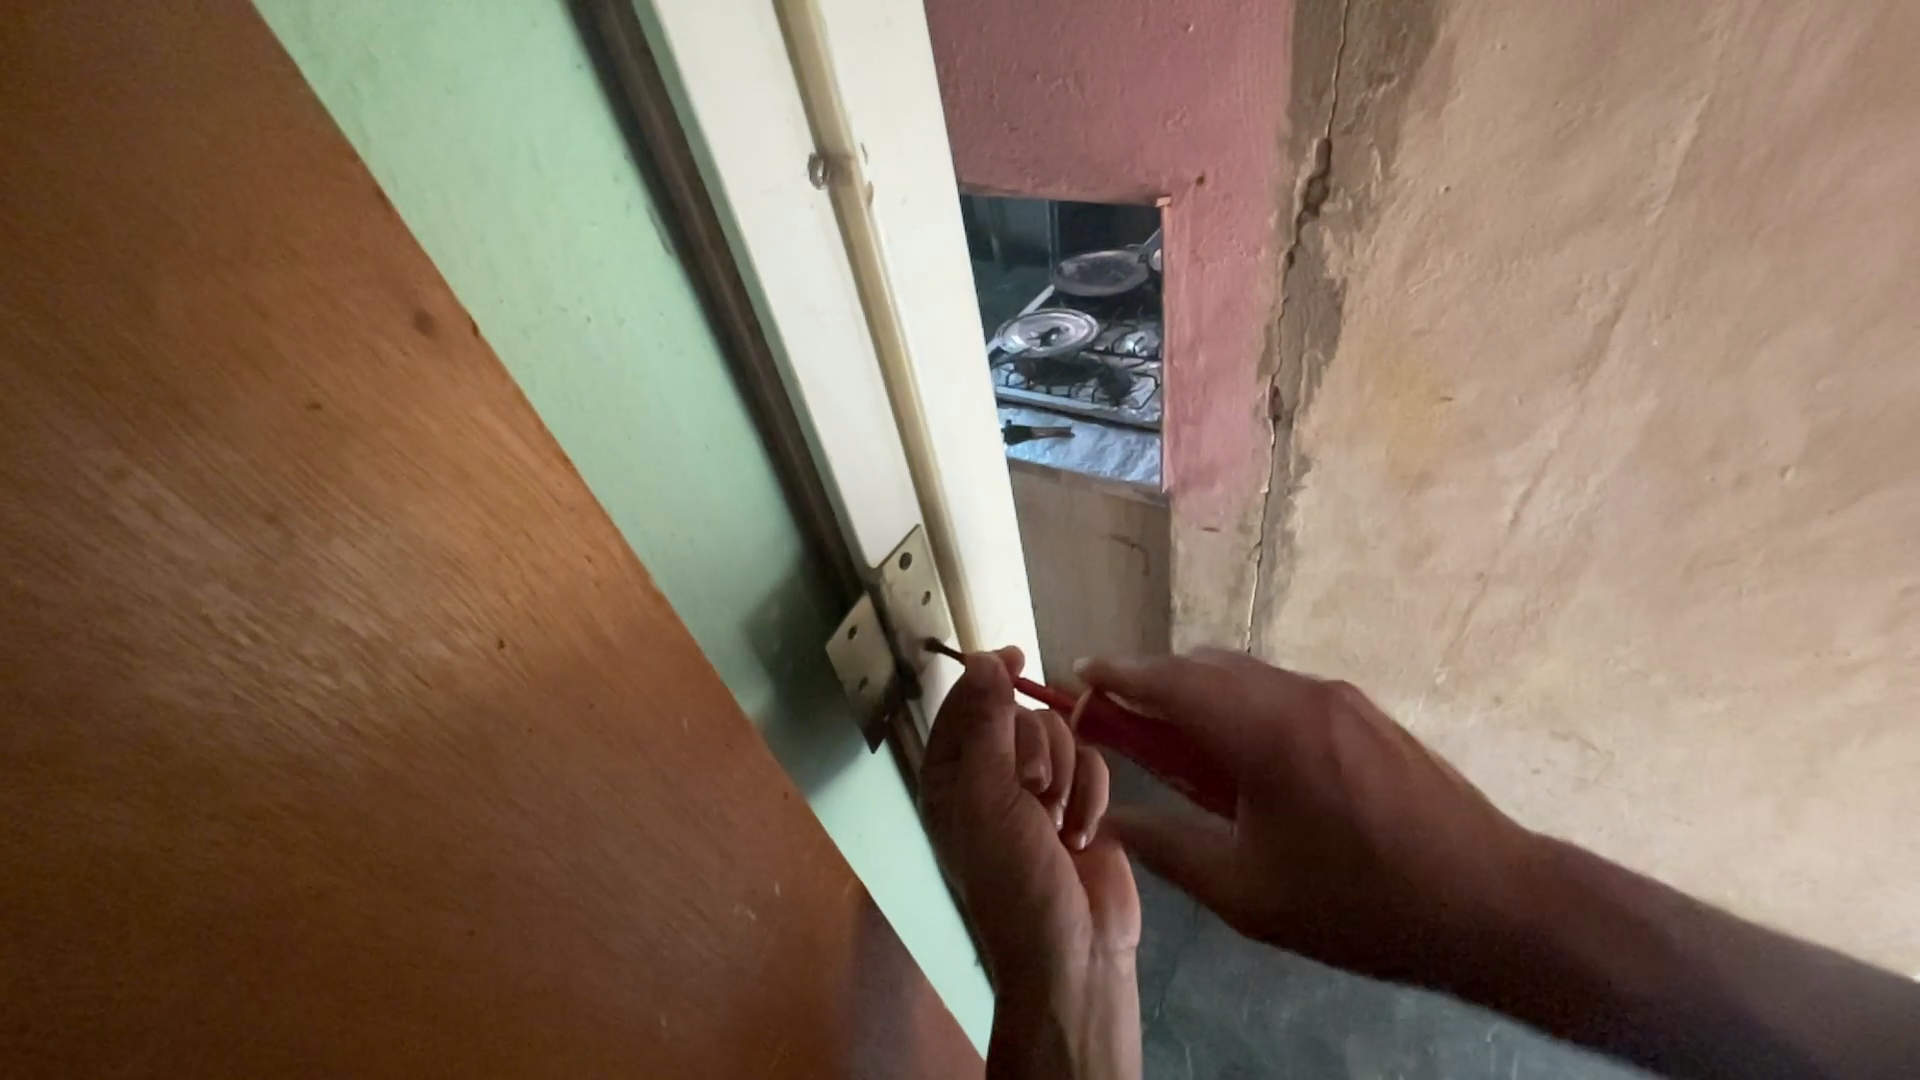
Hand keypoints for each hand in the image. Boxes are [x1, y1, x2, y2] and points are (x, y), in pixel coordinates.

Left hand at [920, 647, 1139, 1079]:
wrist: (1076, 953)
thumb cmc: (1016, 880)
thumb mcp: (990, 799)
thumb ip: (987, 725)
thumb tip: (980, 658)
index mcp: (953, 777)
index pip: (965, 706)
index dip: (986, 677)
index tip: (1014, 653)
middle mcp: (992, 777)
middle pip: (1021, 716)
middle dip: (1038, 749)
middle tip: (1036, 791)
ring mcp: (1040, 792)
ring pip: (1062, 736)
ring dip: (1067, 777)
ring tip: (1059, 824)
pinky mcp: (1081, 802)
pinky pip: (1093, 763)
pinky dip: (1092, 796)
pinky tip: (1085, 836)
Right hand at [1076, 648, 1538, 993]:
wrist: (1502, 905)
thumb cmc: (1363, 904)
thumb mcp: (1248, 893)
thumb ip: (1168, 848)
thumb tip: (1111, 822)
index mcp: (1262, 731)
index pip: (1169, 681)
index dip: (1117, 675)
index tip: (1079, 676)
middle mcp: (1295, 693)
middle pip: (1201, 666)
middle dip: (1151, 683)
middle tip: (1120, 721)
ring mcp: (1333, 695)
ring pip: (1240, 673)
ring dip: (1195, 693)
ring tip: (1177, 744)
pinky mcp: (1359, 709)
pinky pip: (1275, 687)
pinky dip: (1236, 703)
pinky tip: (1241, 756)